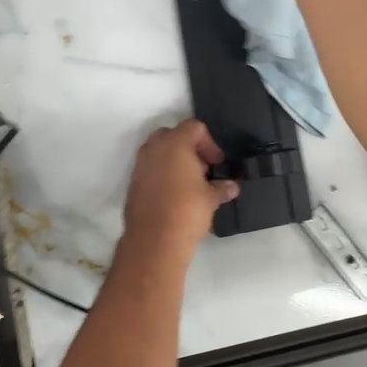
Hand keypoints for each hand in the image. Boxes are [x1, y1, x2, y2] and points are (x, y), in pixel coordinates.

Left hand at [121, 119, 239, 253]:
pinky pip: (149, 168)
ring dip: (174, 160)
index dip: (210, 142)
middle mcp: (154, 148)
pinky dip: (161, 173)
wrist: (154, 240)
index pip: (194, 127)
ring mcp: (140, 165)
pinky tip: (173, 194)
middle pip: (173, 135)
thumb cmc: (187, 211)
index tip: (217, 163)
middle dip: (189, 147)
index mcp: (175, 143)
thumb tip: (232, 187)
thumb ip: (222, 188)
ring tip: (189, 183)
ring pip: (158, 151)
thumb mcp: (211, 198)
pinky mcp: (133, 182)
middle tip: (203, 168)